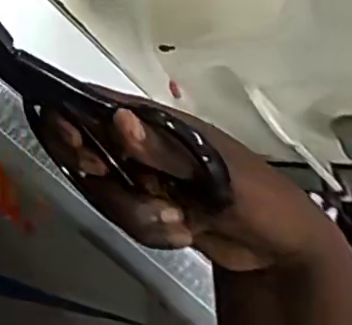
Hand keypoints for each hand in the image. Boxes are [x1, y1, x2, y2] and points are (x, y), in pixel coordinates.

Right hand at [34, 93, 339, 272]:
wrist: (285, 250)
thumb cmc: (257, 193)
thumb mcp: (212, 168)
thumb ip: (161, 147)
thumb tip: (119, 119)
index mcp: (145, 117)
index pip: (87, 102)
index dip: (67, 116)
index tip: (75, 143)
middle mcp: (131, 139)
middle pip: (78, 142)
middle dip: (94, 169)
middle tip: (120, 182)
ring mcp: (134, 172)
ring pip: (98, 184)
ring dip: (132, 210)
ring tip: (174, 218)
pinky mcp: (140, 202)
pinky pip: (118, 213)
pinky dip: (145, 228)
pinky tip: (178, 229)